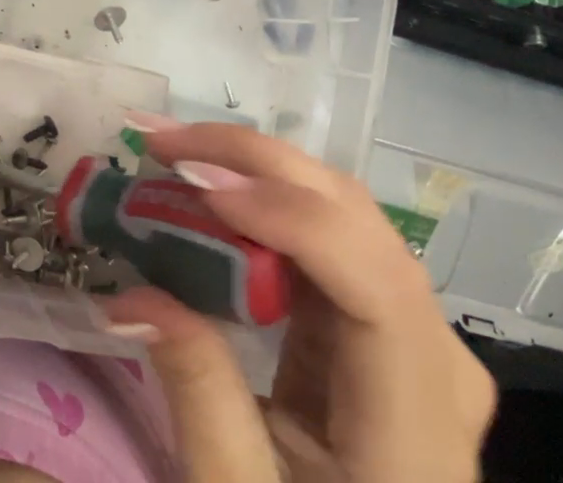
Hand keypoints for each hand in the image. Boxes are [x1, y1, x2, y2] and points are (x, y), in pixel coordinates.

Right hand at [106, 116, 495, 482]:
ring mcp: (413, 331)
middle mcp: (436, 355)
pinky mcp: (379, 320)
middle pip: (359, 225)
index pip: (378, 286)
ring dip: (253, 171)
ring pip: (341, 216)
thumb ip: (197, 392)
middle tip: (158, 142)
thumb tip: (126, 296)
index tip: (198, 188)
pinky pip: (324, 242)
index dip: (293, 219)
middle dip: (257, 163)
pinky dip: (259, 205)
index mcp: (416, 421)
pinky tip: (205, 192)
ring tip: (169, 154)